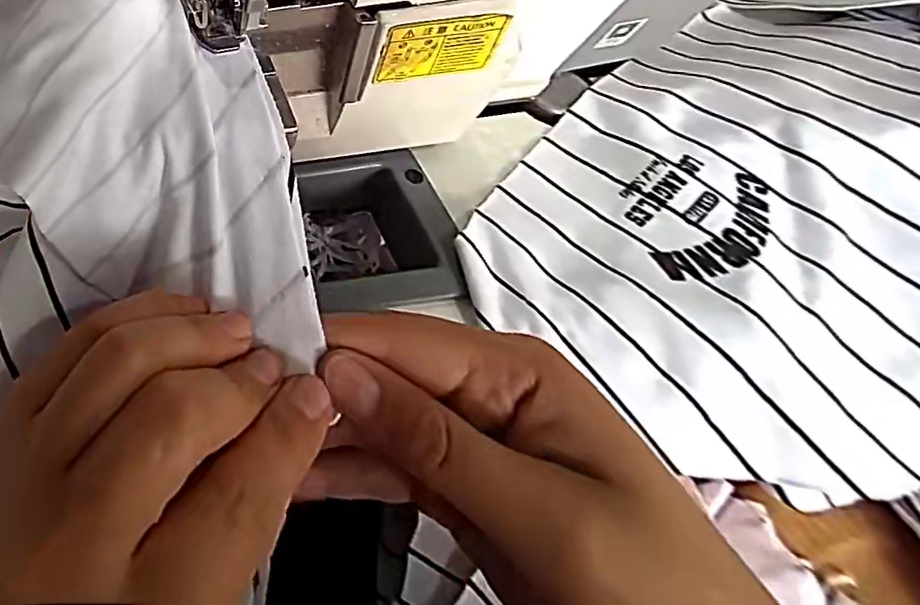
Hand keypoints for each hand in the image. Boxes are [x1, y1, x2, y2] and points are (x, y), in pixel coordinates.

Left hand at [0, 290, 334, 604]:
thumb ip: (233, 525)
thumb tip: (289, 428)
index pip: (234, 503)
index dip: (285, 437)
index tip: (309, 397)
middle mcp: (75, 537)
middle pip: (175, 419)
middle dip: (240, 380)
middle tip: (270, 365)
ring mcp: (28, 468)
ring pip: (122, 364)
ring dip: (189, 331)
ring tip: (232, 327)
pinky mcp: (4, 421)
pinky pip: (76, 343)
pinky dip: (134, 313)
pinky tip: (172, 311)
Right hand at [303, 312, 773, 604]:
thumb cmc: (660, 590)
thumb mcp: (547, 516)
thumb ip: (439, 440)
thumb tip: (347, 372)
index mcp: (515, 371)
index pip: (401, 340)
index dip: (334, 346)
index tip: (271, 363)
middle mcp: (485, 390)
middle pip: (381, 375)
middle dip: (323, 392)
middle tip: (259, 413)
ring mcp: (469, 437)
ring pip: (377, 419)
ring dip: (326, 434)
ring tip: (268, 445)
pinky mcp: (460, 483)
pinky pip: (390, 464)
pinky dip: (348, 471)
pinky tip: (305, 477)